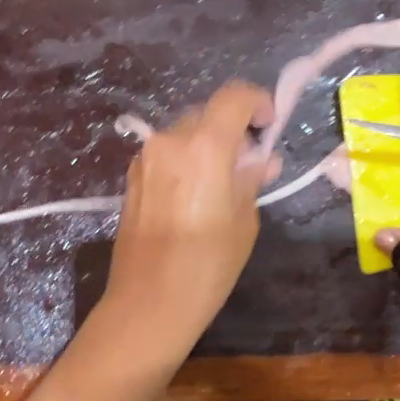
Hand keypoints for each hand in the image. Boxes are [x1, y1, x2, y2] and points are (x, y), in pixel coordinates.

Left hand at [101, 81, 277, 358]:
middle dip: (230, 131)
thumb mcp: (243, 222)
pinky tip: (194, 198)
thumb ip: (250, 181)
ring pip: (182, 136)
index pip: (234, 97)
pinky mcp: (130, 182)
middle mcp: (169, 142)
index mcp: (204, 146)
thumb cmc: (206, 266)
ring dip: (205, 147)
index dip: (257, 103)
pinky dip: (184, 164)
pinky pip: (164, 158)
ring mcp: (144, 161)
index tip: (269, 126)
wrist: (147, 303)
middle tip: (249, 164)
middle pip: (205, 116)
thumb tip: (261, 162)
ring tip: (222, 185)